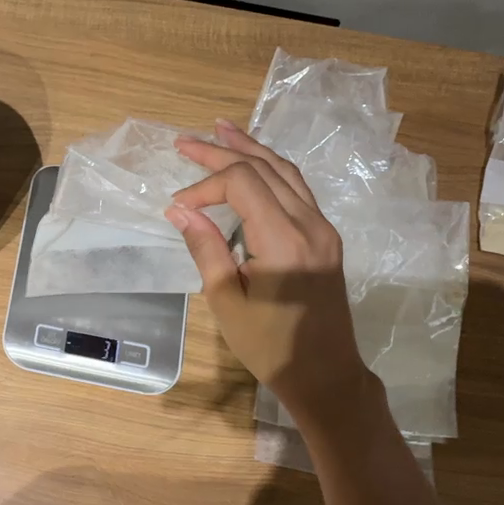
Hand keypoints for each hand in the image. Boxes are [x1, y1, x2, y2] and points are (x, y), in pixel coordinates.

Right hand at [166, 119, 371, 425]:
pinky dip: (270, 168)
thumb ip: (205, 248)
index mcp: (284, 240)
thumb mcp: (226, 300)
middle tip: (184, 142)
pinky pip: (297, 188)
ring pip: (286, 171)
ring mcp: (322, 228)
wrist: (325, 374)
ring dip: (250, 149)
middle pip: (264, 168)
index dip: (206, 184)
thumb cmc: (269, 345)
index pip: (242, 183)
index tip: (178, 206)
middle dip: (222, 151)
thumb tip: (180, 208)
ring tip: (220, 130)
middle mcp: (309, 224)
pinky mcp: (325, 236)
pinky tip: (253, 162)